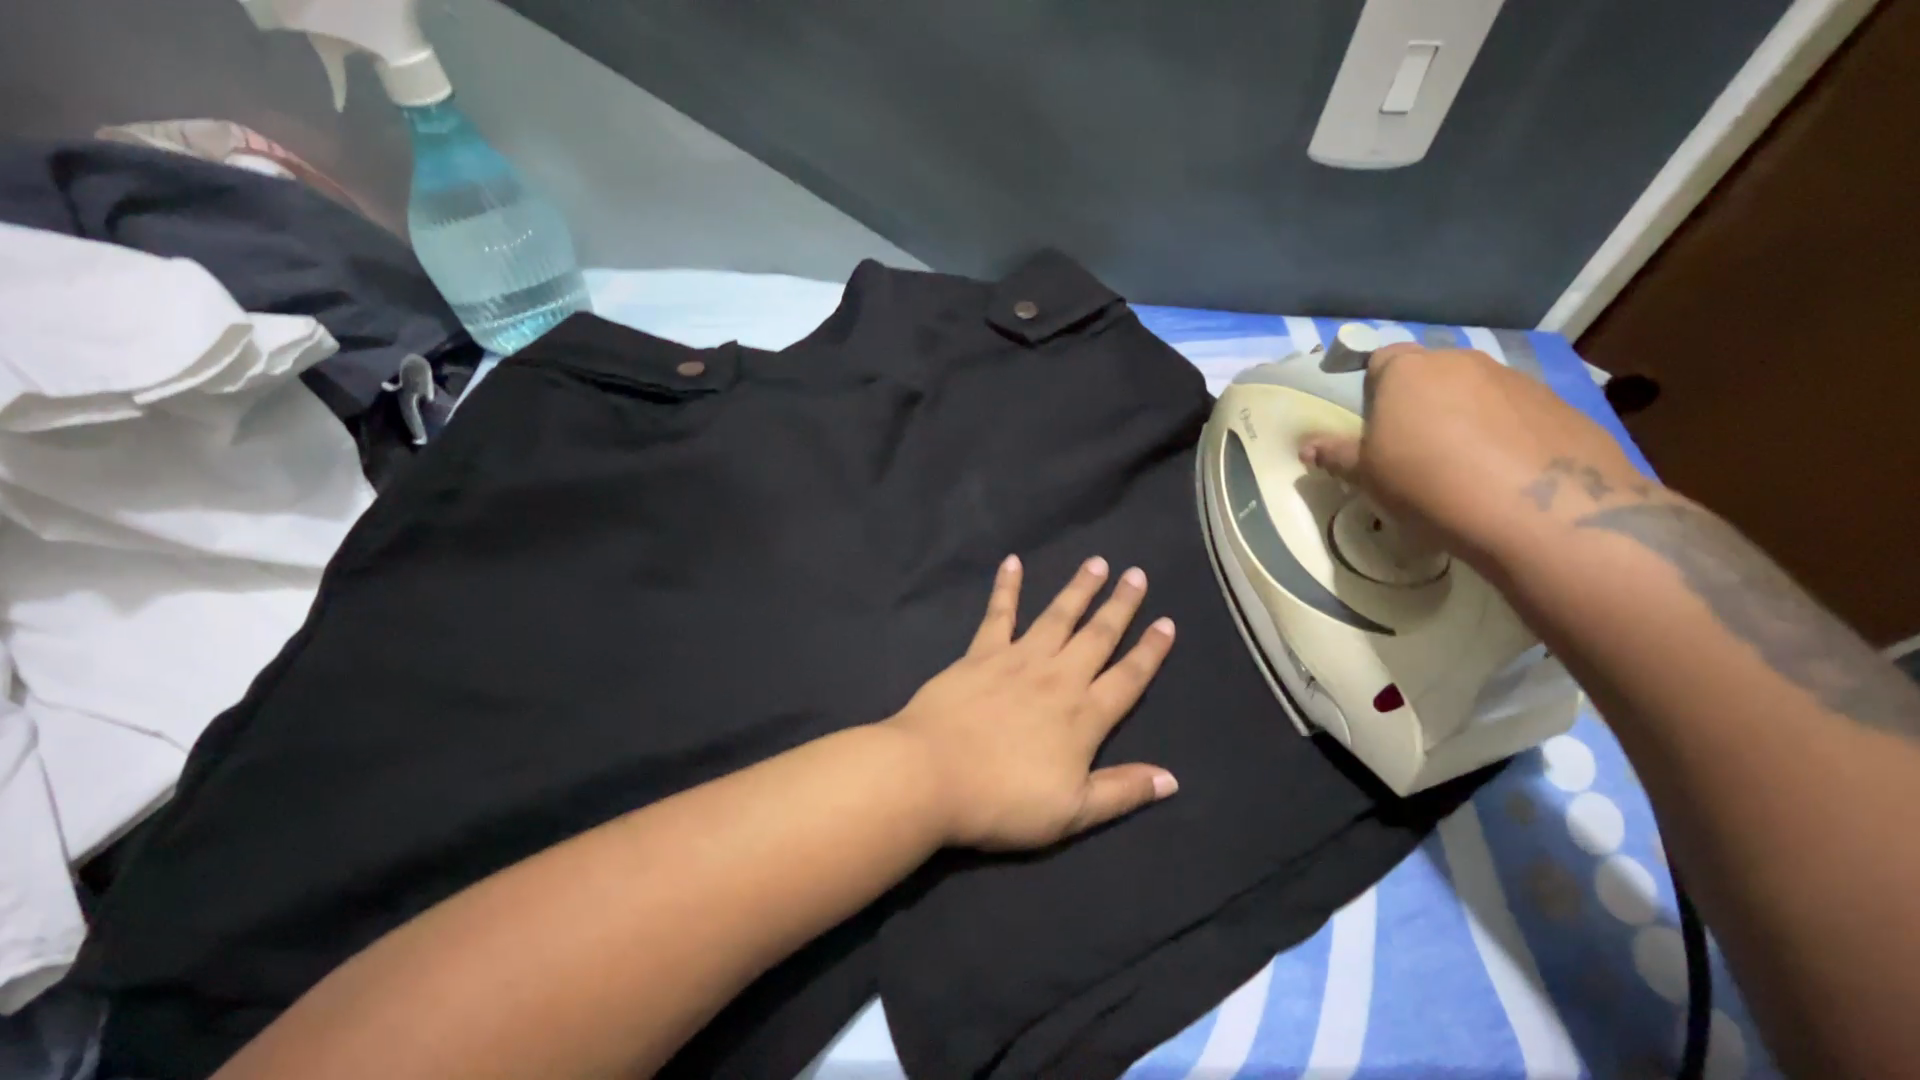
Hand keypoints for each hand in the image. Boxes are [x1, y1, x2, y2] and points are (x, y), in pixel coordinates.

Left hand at [883, 555, 1178, 851]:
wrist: (931, 776)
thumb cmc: (1003, 801)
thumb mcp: (1073, 812)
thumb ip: (1122, 791)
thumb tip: (1171, 779)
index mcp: (1084, 717)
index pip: (1128, 679)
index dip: (1150, 652)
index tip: (1167, 622)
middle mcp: (1057, 679)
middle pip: (1097, 636)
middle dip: (1120, 606)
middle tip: (1136, 574)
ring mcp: (1017, 661)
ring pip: (1056, 617)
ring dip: (1078, 589)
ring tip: (1096, 563)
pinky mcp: (979, 655)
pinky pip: (998, 615)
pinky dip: (1006, 587)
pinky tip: (1012, 563)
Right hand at [1298, 343, 1651, 565]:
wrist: (1540, 513)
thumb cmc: (1429, 485)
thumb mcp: (1368, 478)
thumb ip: (1336, 456)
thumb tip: (1306, 446)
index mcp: (1408, 370)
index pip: (1379, 359)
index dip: (1373, 390)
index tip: (1375, 426)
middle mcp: (1463, 361)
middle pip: (1432, 374)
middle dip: (1422, 403)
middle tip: (1415, 451)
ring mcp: (1517, 380)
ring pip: (1478, 393)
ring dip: (1467, 419)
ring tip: (1465, 469)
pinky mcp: (1560, 406)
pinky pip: (1519, 416)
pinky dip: (1508, 436)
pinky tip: (1506, 477)